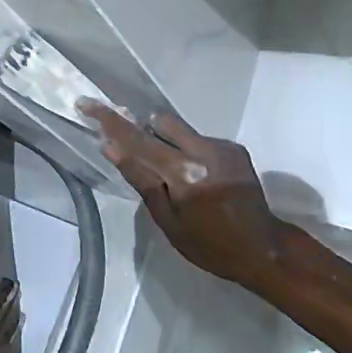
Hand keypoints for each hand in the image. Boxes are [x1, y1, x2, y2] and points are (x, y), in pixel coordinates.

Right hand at [80, 101, 286, 287]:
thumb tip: (112, 148)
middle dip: (134, 125)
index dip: (110, 122)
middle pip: (157, 124)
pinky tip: (190, 174)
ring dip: (162, 140)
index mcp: (184, 175)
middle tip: (118, 132)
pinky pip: (196, 139)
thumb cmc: (210, 246)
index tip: (87, 103)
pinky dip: (185, 150)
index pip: (138, 142)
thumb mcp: (169, 222)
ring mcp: (221, 146)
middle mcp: (204, 152)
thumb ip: (142, 180)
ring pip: (178, 130)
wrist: (264, 249)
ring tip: (164, 168)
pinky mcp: (233, 147)